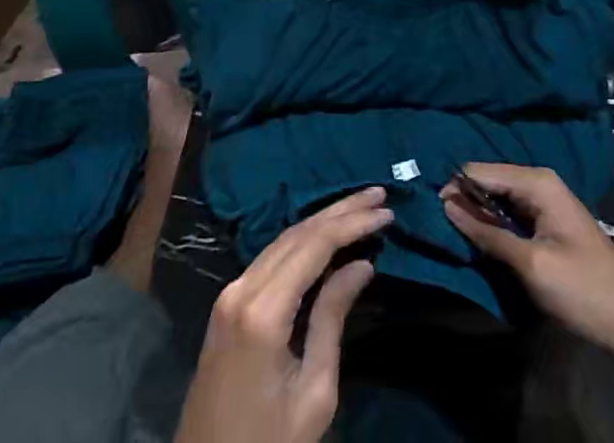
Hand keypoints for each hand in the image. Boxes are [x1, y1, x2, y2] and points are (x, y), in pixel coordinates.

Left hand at [175, 187, 392, 442]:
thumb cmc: (268, 440)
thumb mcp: (314, 391)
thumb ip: (333, 319)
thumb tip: (362, 265)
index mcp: (262, 312)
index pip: (314, 246)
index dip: (352, 224)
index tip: (386, 212)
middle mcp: (240, 290)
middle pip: (296, 234)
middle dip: (341, 210)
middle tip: (379, 194)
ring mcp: (229, 296)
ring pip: (282, 240)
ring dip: (322, 220)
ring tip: (360, 205)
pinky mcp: (227, 306)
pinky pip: (270, 257)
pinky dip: (303, 240)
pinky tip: (326, 234)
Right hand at [445, 166, 613, 442]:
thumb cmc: (583, 291)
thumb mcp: (530, 264)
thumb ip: (487, 232)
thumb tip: (446, 203)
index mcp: (538, 182)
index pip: (479, 170)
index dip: (453, 189)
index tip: (428, 213)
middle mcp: (540, 183)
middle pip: (487, 180)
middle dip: (462, 198)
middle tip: (436, 226)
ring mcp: (545, 203)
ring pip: (496, 198)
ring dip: (475, 213)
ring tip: (450, 234)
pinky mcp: (546, 224)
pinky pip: (509, 214)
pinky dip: (492, 225)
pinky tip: (477, 241)